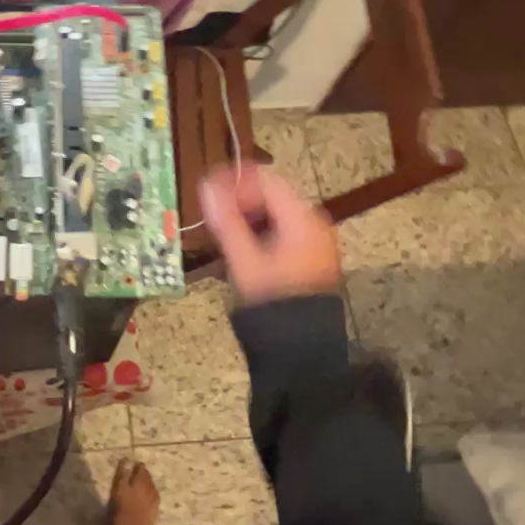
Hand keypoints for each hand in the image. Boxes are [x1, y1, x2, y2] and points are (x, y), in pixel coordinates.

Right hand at [199, 163, 340, 304]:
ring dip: (250, 216)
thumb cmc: (272, 300)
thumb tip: (207, 188)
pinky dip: (263, 231)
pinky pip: (286, 230)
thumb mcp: (244, 259)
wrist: (301, 344)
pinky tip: (246, 246)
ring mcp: (317, 240)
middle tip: (213, 214)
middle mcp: (315, 223)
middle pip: (273, 195)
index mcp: (302, 218)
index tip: (208, 190)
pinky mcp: (314, 255)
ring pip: (278, 213)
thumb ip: (225, 220)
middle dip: (241, 200)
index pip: (266, 180)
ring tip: (225, 231)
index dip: (235, 180)